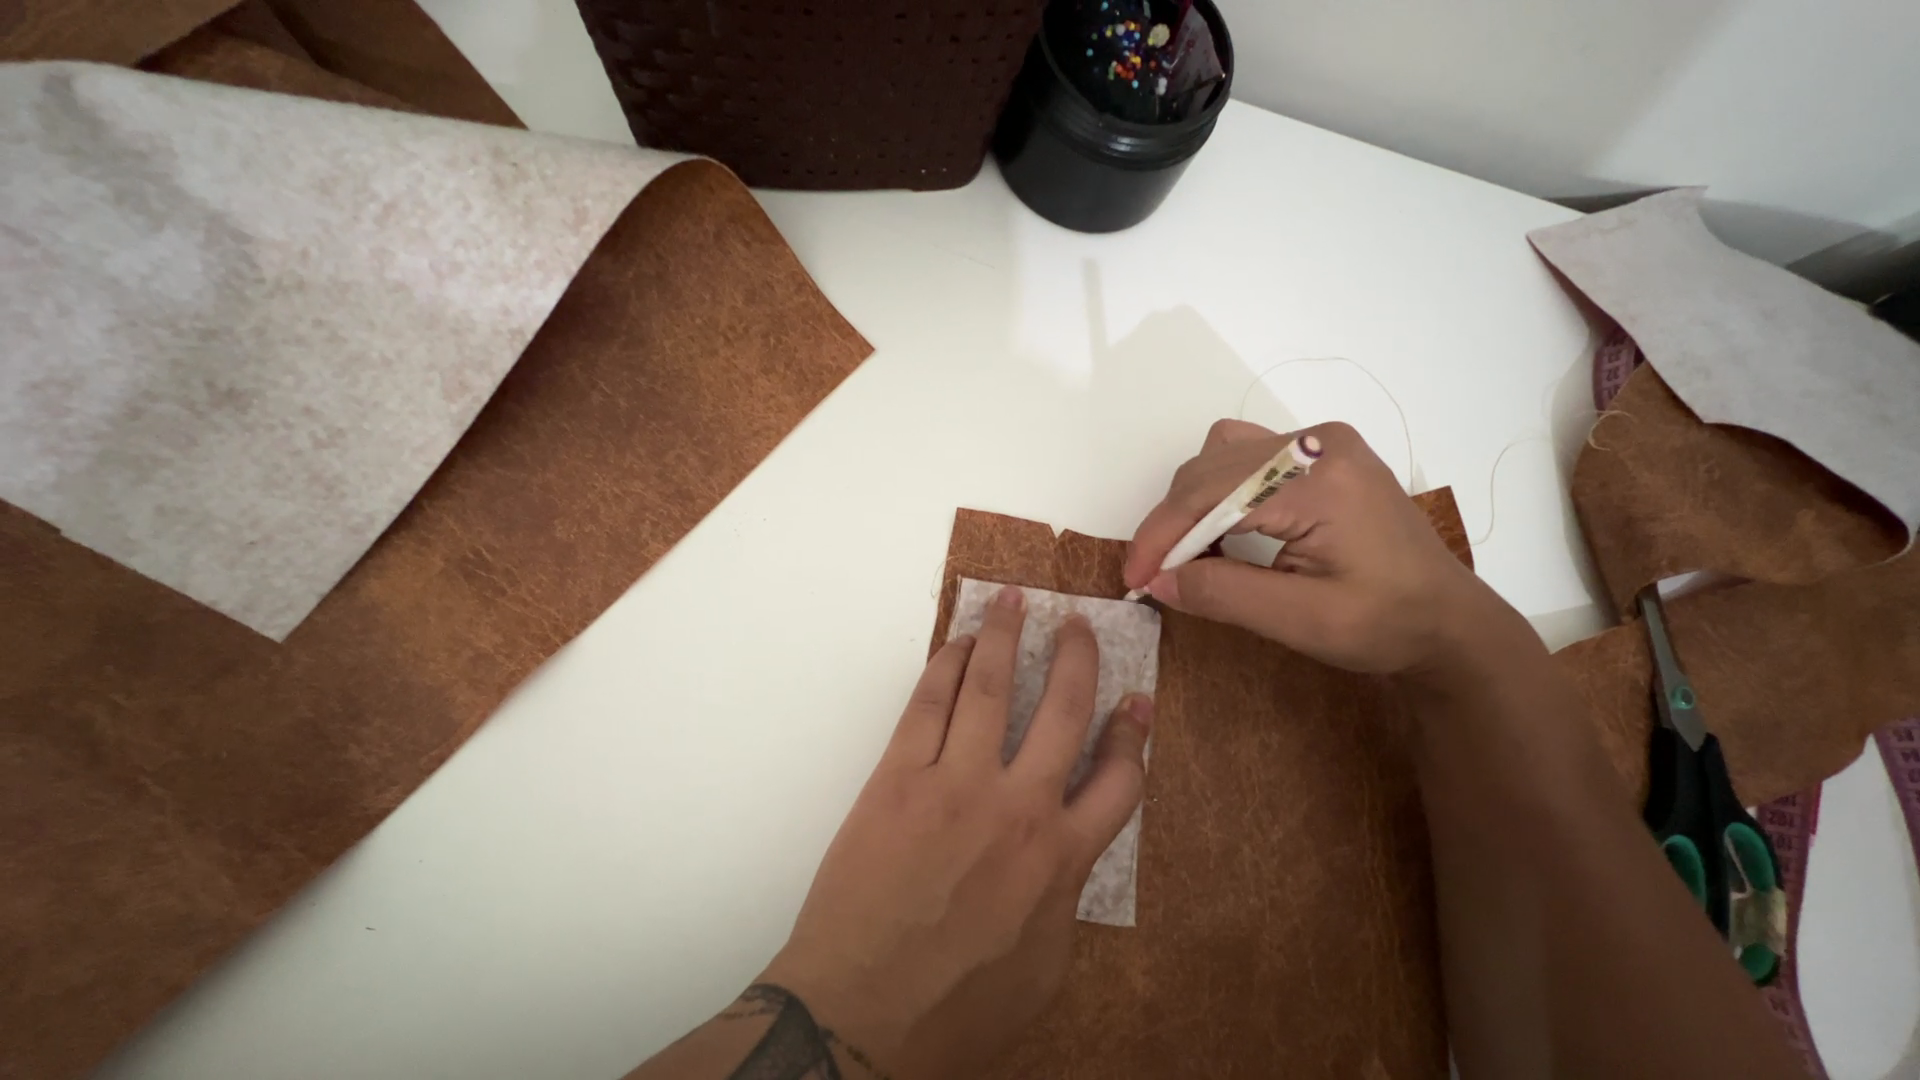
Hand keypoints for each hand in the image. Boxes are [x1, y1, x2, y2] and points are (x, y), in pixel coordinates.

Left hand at [758, 585, 1151, 1078]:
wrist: (858, 1018)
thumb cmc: (955, 1010)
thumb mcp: (1042, 969)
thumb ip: (1064, 896)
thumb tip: (1067, 851)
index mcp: (1062, 860)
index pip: (1119, 779)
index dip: (1134, 734)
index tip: (1138, 701)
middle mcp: (1018, 809)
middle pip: (1063, 710)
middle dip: (1077, 659)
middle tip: (1080, 624)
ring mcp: (955, 785)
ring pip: (990, 689)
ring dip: (1005, 637)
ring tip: (1014, 601)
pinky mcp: (898, 778)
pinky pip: (927, 705)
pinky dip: (945, 666)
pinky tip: (956, 644)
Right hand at [1125, 419, 1500, 674]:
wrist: (1449, 620)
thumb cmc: (1387, 624)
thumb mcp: (1303, 620)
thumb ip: (1225, 594)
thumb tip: (1159, 580)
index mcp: (1320, 480)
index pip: (1211, 493)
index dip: (1161, 535)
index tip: (1134, 579)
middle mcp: (1318, 444)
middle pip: (1209, 468)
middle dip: (1172, 523)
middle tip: (1159, 577)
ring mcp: (1320, 443)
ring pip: (1221, 456)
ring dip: (1192, 504)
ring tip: (1192, 556)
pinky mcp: (1319, 454)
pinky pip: (1244, 458)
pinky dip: (1218, 494)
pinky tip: (1223, 534)